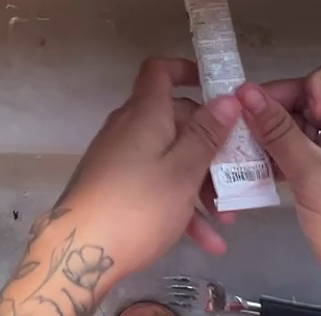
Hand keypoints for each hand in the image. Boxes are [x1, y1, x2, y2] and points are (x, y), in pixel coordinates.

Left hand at [0, 58, 240, 315]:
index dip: (186, 70)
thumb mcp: (182, 171)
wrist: (81, 250)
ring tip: (228, 217)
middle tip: (239, 172)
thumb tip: (227, 97)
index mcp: (144, 112)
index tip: (216, 88)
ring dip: (200, 182)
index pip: (160, 71)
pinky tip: (207, 241)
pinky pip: (155, 182)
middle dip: (209, 143)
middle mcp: (130, 126)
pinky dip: (181, 204)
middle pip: (174, 118)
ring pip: (169, 156)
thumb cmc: (137, 204)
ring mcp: (121, 156)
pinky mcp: (117, 184)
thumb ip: (206, 135)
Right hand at [238, 62, 320, 315]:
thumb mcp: (312, 174)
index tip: (294, 112)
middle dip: (281, 109)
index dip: (313, 85)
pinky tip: (258, 169)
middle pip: (317, 101)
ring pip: (307, 130)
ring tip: (247, 147)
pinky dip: (283, 158)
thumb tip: (245, 90)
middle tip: (250, 124)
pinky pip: (306, 156)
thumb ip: (277, 129)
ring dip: (277, 135)